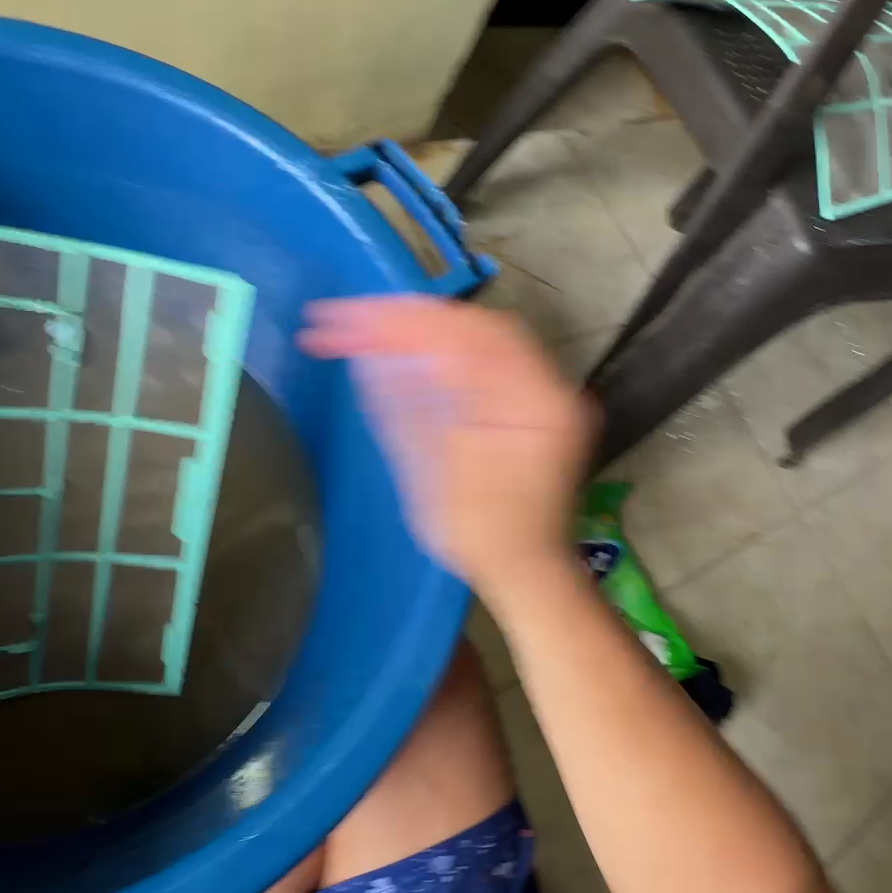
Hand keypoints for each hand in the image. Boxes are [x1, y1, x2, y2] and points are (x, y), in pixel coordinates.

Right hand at [300, 296, 594, 588]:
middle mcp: (546, 387)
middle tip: (346, 319)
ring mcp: (541, 393)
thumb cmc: (482, 539)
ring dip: (418, 330)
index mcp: (531, 403)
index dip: (398, 321)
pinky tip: (401, 351)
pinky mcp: (527, 403)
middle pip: (470, 328)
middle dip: (404, 318)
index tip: (345, 319)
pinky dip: (437, 351)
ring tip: (363, 327)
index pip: (461, 338)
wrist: (526, 574)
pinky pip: (481, 360)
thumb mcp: (436, 478)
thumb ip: (409, 411)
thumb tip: (372, 355)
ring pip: (474, 338)